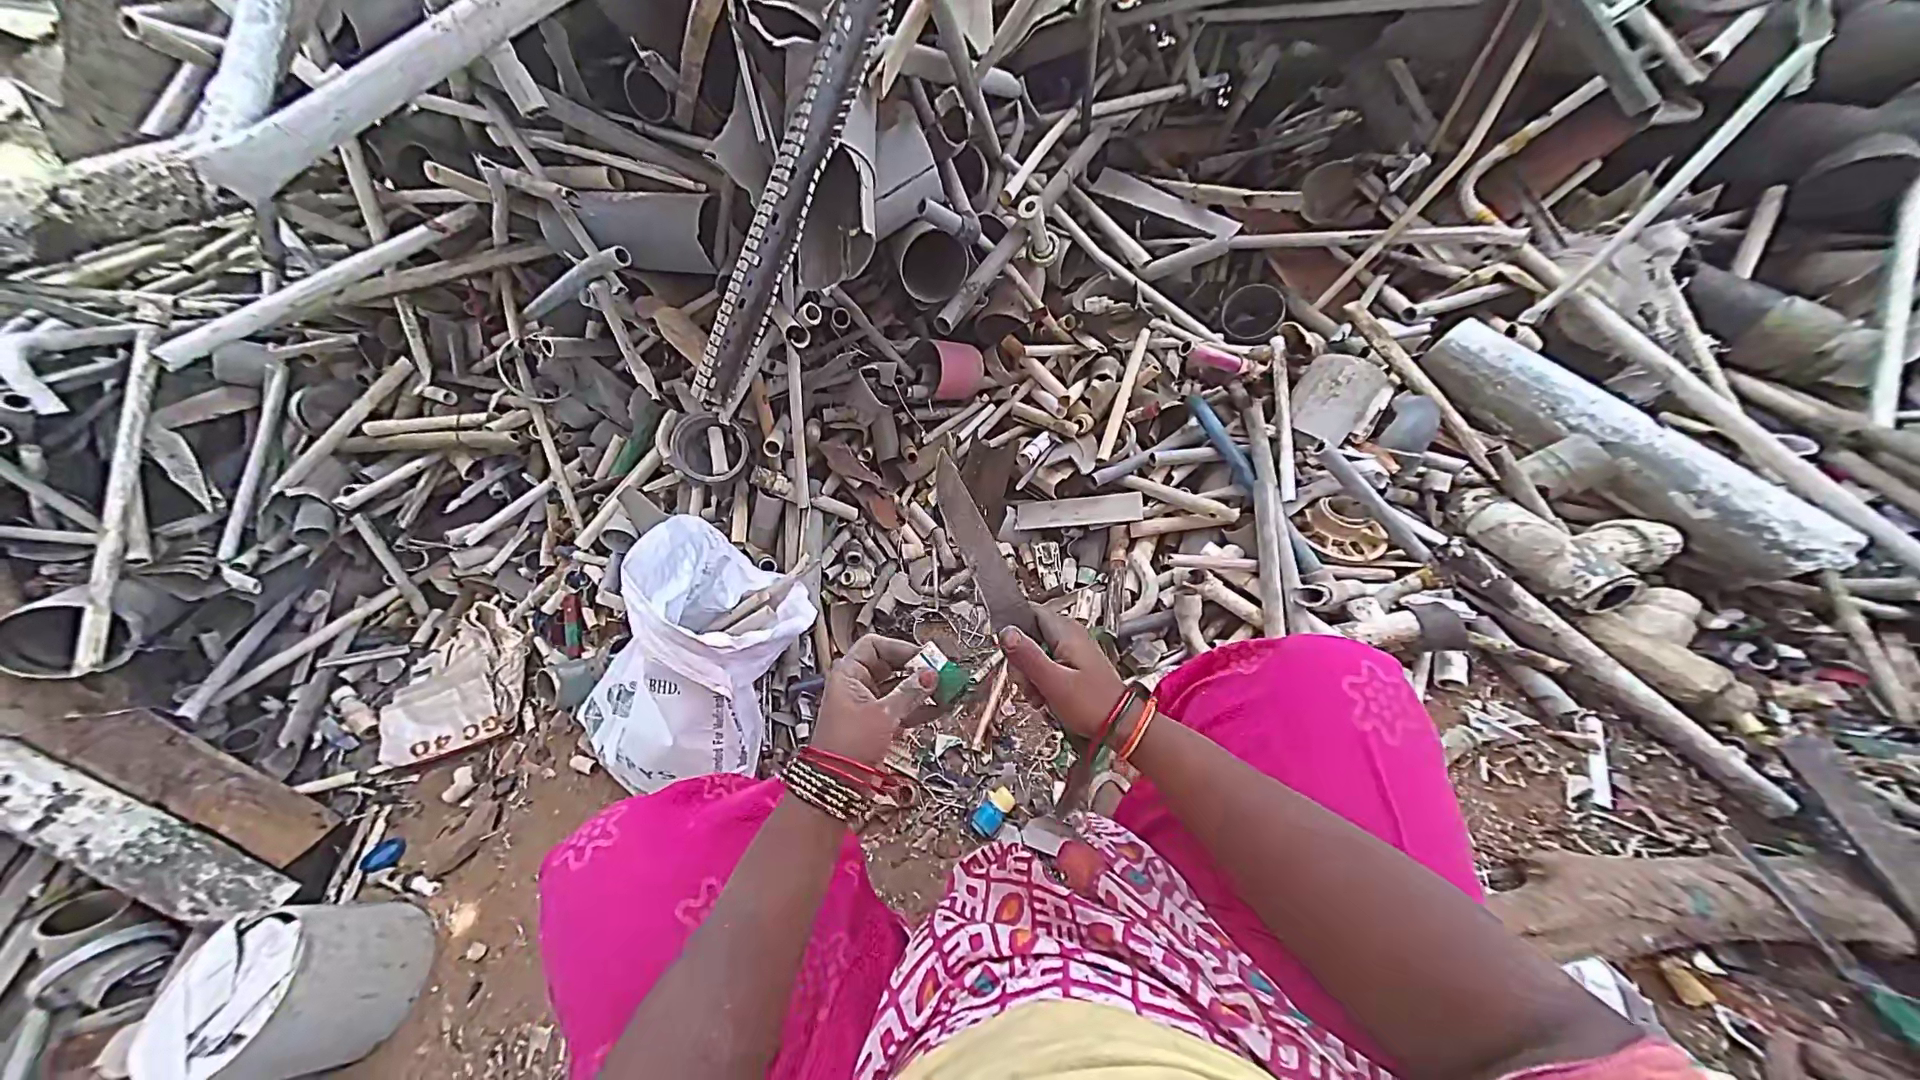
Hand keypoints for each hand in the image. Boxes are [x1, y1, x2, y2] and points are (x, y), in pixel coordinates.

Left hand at [812, 635, 935, 765]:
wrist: (836, 784)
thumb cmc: (850, 744)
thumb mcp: (884, 714)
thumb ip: (910, 692)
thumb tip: (931, 674)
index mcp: (849, 673)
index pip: (875, 646)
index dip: (900, 648)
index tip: (924, 657)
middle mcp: (857, 684)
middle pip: (891, 666)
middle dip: (917, 670)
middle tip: (941, 674)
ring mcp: (868, 704)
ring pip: (899, 688)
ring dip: (922, 689)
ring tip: (946, 691)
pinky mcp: (878, 723)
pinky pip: (902, 707)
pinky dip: (919, 707)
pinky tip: (940, 708)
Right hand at [999, 606, 1127, 739]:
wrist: (1120, 726)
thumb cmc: (1092, 705)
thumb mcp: (1053, 681)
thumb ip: (1027, 655)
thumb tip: (1006, 632)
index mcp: (1066, 631)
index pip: (1028, 613)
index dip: (1014, 633)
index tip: (1012, 655)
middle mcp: (1070, 635)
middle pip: (1029, 637)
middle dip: (1022, 663)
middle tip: (1029, 685)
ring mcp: (1072, 649)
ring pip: (1035, 654)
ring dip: (1031, 676)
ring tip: (1040, 695)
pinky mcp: (1073, 665)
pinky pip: (1046, 666)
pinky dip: (1042, 682)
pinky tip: (1047, 697)